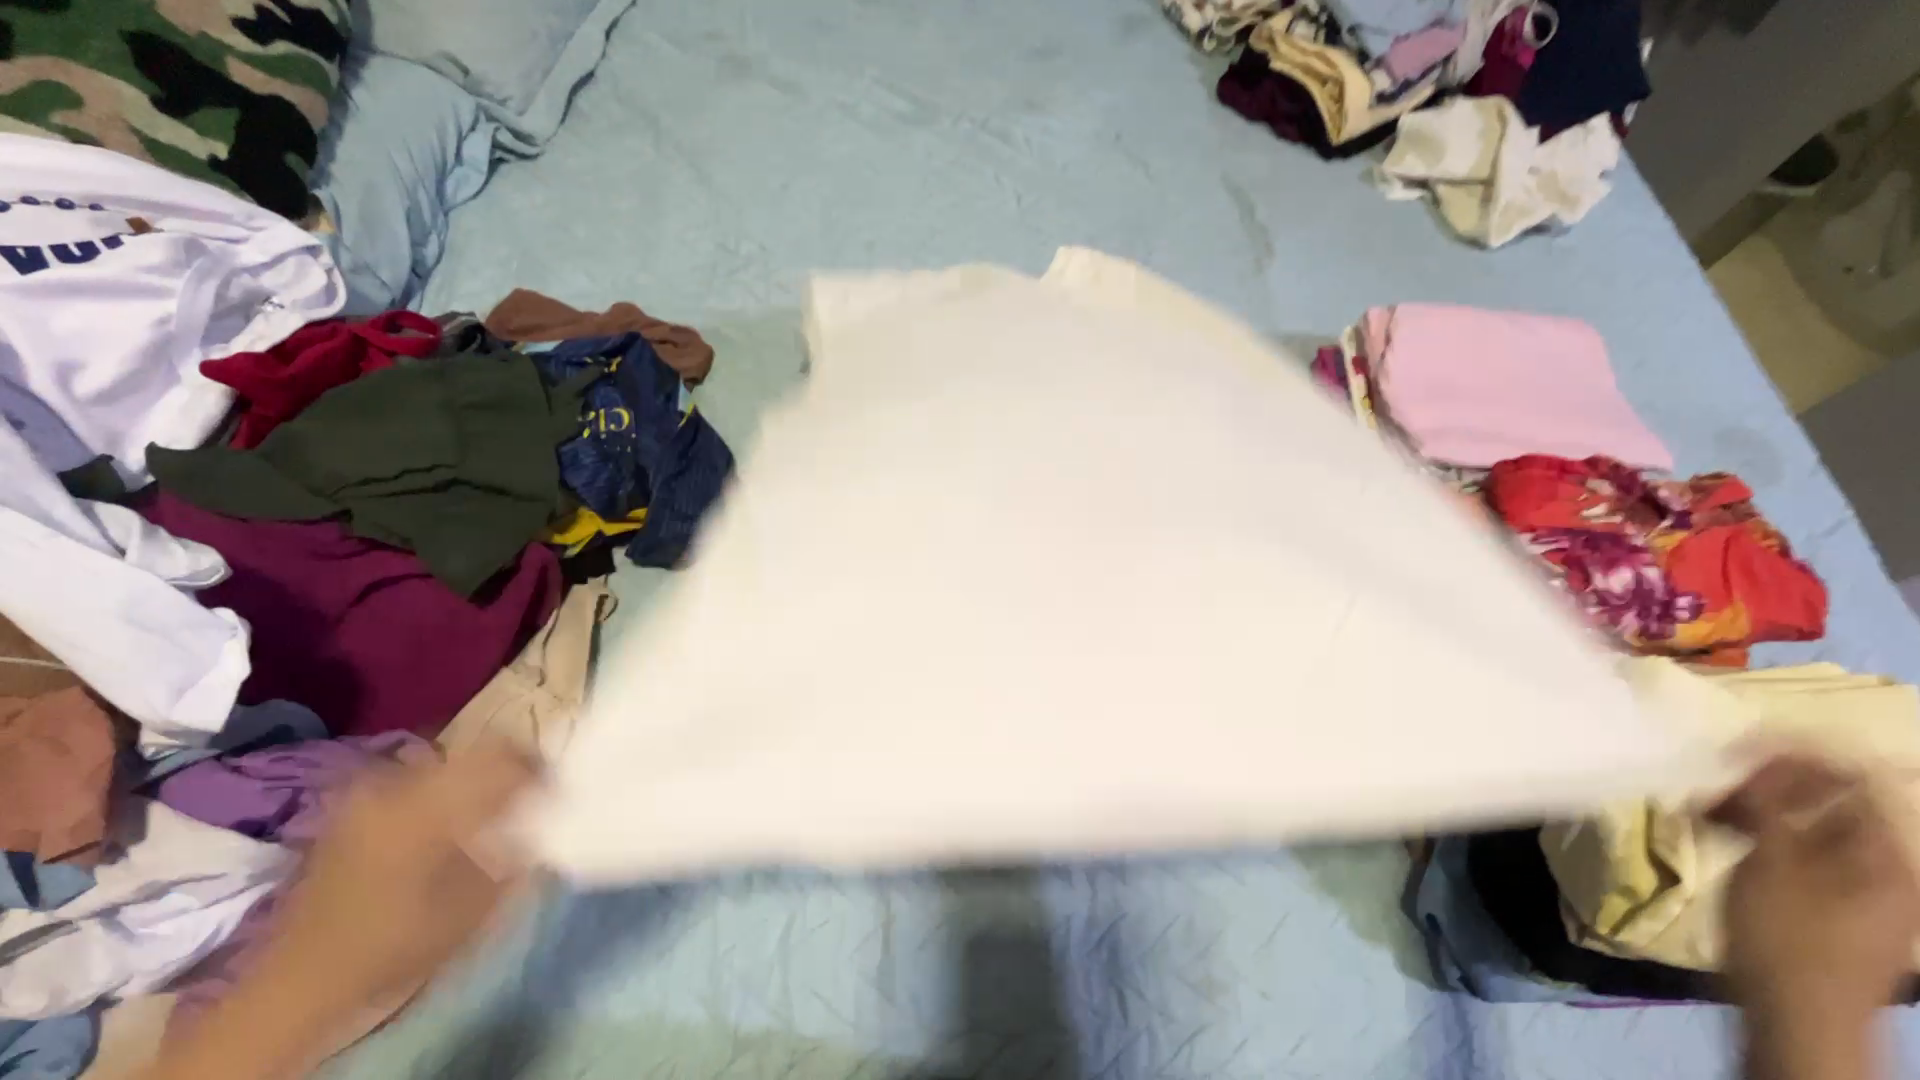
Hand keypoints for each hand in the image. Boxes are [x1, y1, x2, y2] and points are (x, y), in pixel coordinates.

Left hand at [147, 743, 538, 1079]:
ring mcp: (366, 793)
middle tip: (530, 792)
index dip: (537, 765)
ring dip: (474, 776)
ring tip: (493, 805)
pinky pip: (414, 779)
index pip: (501, 756)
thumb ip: (515, 853)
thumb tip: (544, 819)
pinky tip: (450, 819)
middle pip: (471, 752)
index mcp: (427, 802)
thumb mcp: (472, 908)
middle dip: (507, 767)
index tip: (558, 786)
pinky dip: (443, 788)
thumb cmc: (392, 946)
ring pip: (442, 762)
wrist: (298, 982)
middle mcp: (394, 783)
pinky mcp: (351, 809)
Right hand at [1712, 755, 1919, 1023]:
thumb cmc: (1786, 939)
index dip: (1798, 753)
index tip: (1737, 745)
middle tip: (1712, 783)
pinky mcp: (1830, 908)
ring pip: (1807, 827)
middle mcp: (1884, 865)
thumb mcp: (1770, 864)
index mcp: (1885, 853)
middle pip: (1829, 801)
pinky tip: (1719, 840)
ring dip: (1754, 811)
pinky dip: (1759, 838)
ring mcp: (1860, 890)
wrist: (1797, 1021)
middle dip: (1766, 784)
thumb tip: (1759, 755)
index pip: (1855, 776)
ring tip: (1704, 812)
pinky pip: (1799, 853)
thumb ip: (1767, 805)